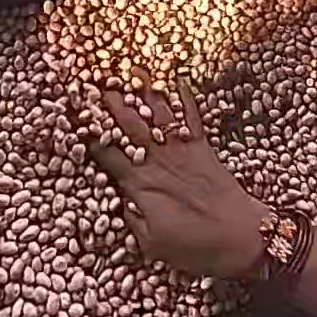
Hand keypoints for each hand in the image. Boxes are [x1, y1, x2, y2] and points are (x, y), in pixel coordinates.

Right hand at [93, 77, 269, 277]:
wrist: (243, 236)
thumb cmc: (196, 247)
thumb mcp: (153, 244)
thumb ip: (132, 219)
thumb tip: (119, 198)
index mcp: (140, 183)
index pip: (106, 152)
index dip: (88, 133)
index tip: (73, 115)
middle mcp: (158, 159)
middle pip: (128, 124)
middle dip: (110, 101)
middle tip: (95, 80)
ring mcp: (181, 149)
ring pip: (157, 113)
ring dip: (143, 90)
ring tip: (131, 69)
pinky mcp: (203, 146)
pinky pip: (192, 116)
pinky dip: (185, 96)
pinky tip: (178, 79)